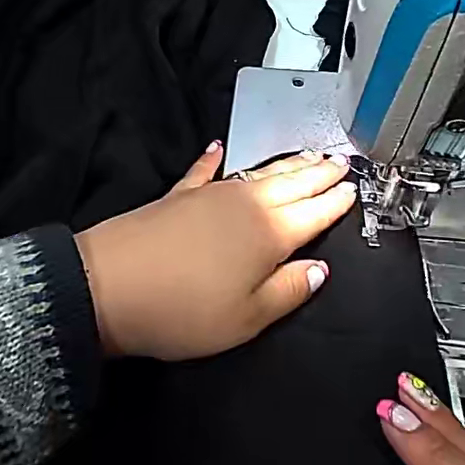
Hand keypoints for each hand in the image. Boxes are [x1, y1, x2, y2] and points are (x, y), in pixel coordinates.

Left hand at [74, 144, 355, 359]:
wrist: (111, 285)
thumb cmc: (184, 310)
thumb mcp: (247, 318)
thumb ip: (289, 290)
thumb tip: (320, 269)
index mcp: (270, 234)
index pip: (315, 212)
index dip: (337, 201)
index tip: (353, 189)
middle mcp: (248, 204)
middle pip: (294, 183)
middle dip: (320, 173)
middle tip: (341, 161)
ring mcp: (213, 193)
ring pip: (261, 172)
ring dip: (287, 163)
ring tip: (307, 154)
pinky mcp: (181, 194)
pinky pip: (205, 169)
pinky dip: (215, 158)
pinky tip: (220, 147)